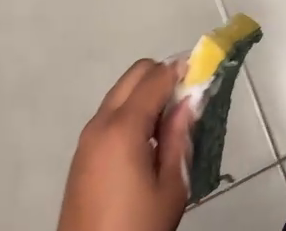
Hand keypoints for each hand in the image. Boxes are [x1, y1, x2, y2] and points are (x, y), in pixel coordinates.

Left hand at [58, 59, 196, 230]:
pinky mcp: (82, 154)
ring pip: (121, 92)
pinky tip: (146, 142)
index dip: (182, 69)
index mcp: (123, 128)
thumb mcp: (170, 187)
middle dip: (162, 76)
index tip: (203, 73)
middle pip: (135, 74)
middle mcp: (101, 123)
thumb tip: (188, 101)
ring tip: (168, 125)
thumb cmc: (137, 227)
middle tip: (186, 99)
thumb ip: (178, 137)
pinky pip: (110, 114)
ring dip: (146, 94)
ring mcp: (87, 138)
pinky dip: (131, 111)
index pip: (156, 77)